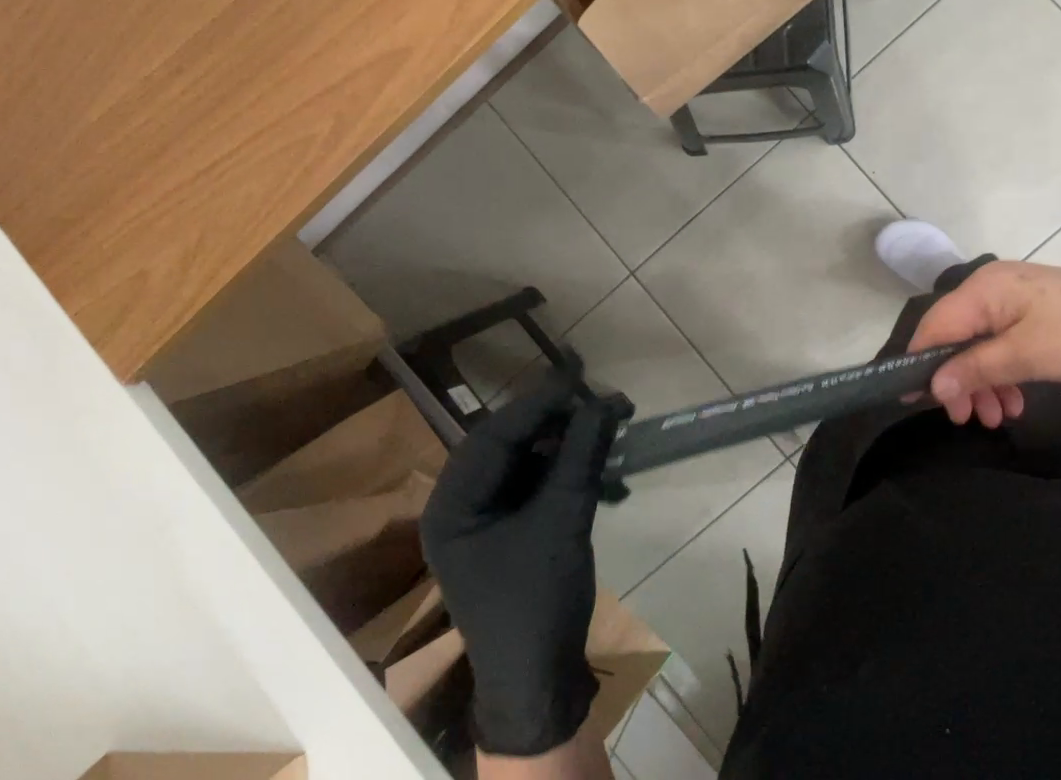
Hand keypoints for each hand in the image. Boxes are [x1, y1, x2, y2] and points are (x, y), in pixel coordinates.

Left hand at [420, 367, 617, 756]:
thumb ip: (581, 458)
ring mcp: (482, 522)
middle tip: (600, 402)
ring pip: (524, 464)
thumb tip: (604, 403)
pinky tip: (603, 471)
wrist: (538, 682)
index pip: (495, 435)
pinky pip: (534, 488)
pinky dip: (566, 475)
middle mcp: (458, 506)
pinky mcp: (507, 534)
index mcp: (451, 505)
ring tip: (609, 430)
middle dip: (557, 423)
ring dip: (566, 448)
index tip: (582, 378)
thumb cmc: (538, 602)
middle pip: (508, 445)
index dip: (541, 403)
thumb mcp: (562, 524)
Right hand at [907, 261, 1060, 424]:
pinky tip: (1015, 400)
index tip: (915, 403)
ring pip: (977, 345)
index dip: (918, 364)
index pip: (933, 327)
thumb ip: (975, 369)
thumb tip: (932, 386)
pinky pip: (1000, 343)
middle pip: (954, 338)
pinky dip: (1002, 372)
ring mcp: (1010, 299)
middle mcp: (988, 288)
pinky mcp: (1028, 311)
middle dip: (958, 380)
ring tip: (997, 417)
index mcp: (982, 290)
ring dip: (982, 383)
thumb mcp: (1027, 356)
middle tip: (967, 419)